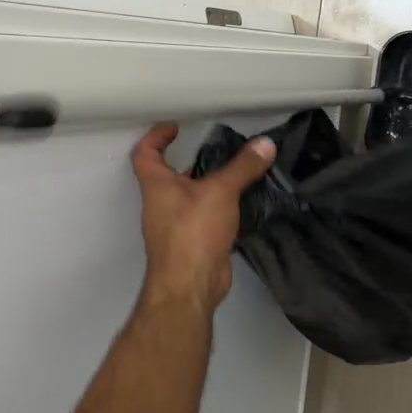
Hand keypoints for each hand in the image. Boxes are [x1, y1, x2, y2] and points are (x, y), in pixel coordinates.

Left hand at [130, 123, 275, 314]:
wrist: (191, 284)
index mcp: (158, 187)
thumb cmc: (194, 231)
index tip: (175, 127)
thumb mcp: (221, 191)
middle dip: (188, 161)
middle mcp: (162, 204)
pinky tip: (242, 202)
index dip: (156, 137)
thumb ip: (243, 166)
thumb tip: (266, 143)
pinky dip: (220, 206)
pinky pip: (204, 216)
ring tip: (236, 172)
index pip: (145, 154)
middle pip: (167, 176)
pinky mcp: (193, 242)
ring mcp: (175, 226)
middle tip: (215, 148)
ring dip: (207, 184)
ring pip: (189, 197)